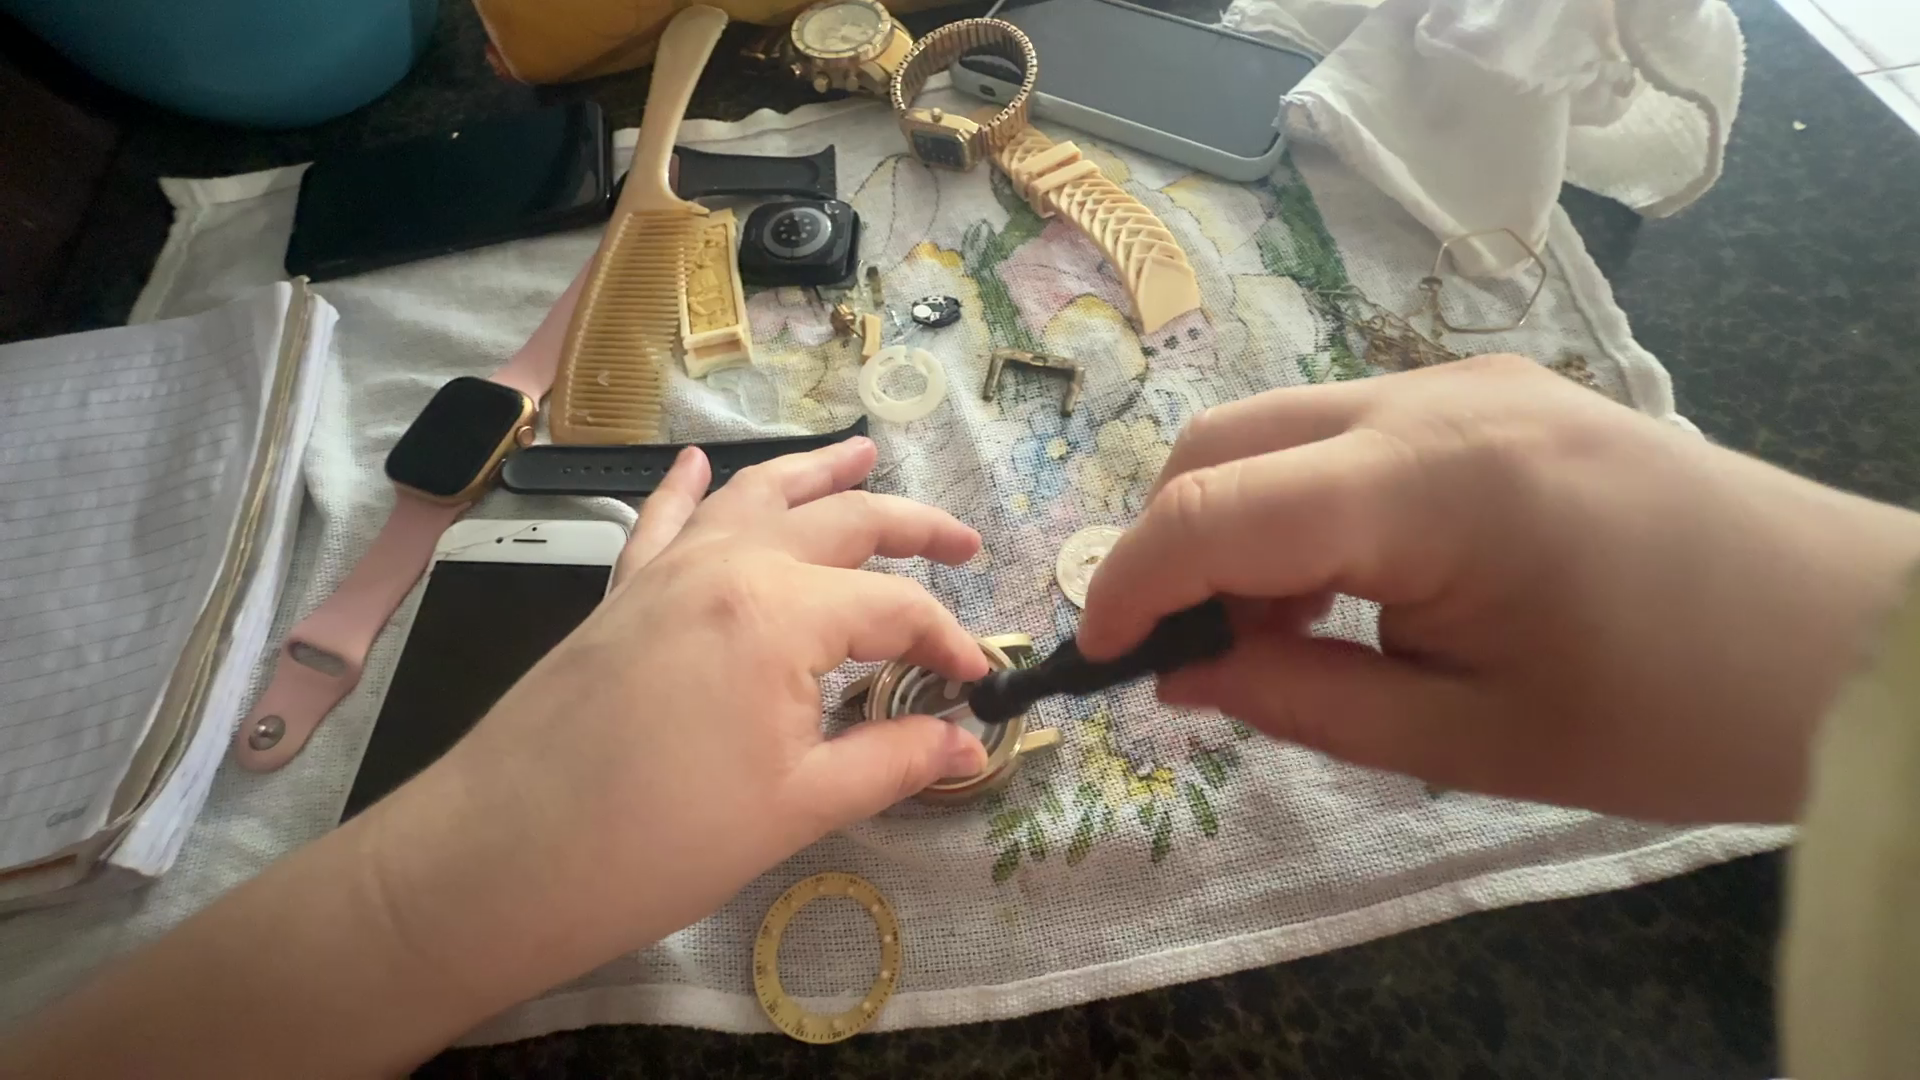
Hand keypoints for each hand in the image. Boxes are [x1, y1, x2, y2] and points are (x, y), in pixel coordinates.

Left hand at [364, 437, 989, 1024]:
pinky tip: (701, 462)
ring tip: (864, 452)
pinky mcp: (625, 589)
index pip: (896, 611)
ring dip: (819, 472)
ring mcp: (670, 568)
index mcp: (781, 612)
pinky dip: (690, 487)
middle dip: (917, 529)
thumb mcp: (799, 807)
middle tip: (967, 543)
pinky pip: (665, 518)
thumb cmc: (657, 842)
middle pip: (845, 523)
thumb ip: (895, 760)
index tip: (976, 683)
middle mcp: (730, 564)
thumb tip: (969, 743)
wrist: (490, 863)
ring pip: (760, 494)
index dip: (947, 643)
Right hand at [1078, 356, 1919, 822]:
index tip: (1098, 656)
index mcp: (1433, 485)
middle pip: (1214, 444)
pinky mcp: (1470, 389)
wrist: (1870, 636)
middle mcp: (1425, 399)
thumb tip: (1178, 676)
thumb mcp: (1465, 740)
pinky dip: (1283, 502)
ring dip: (1224, 522)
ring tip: (1277, 619)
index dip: (1130, 585)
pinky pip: (1320, 432)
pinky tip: (1336, 574)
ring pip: (1259, 429)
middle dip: (1165, 545)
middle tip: (1192, 642)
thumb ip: (1295, 700)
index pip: (1214, 514)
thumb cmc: (1677, 712)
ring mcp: (1451, 380)